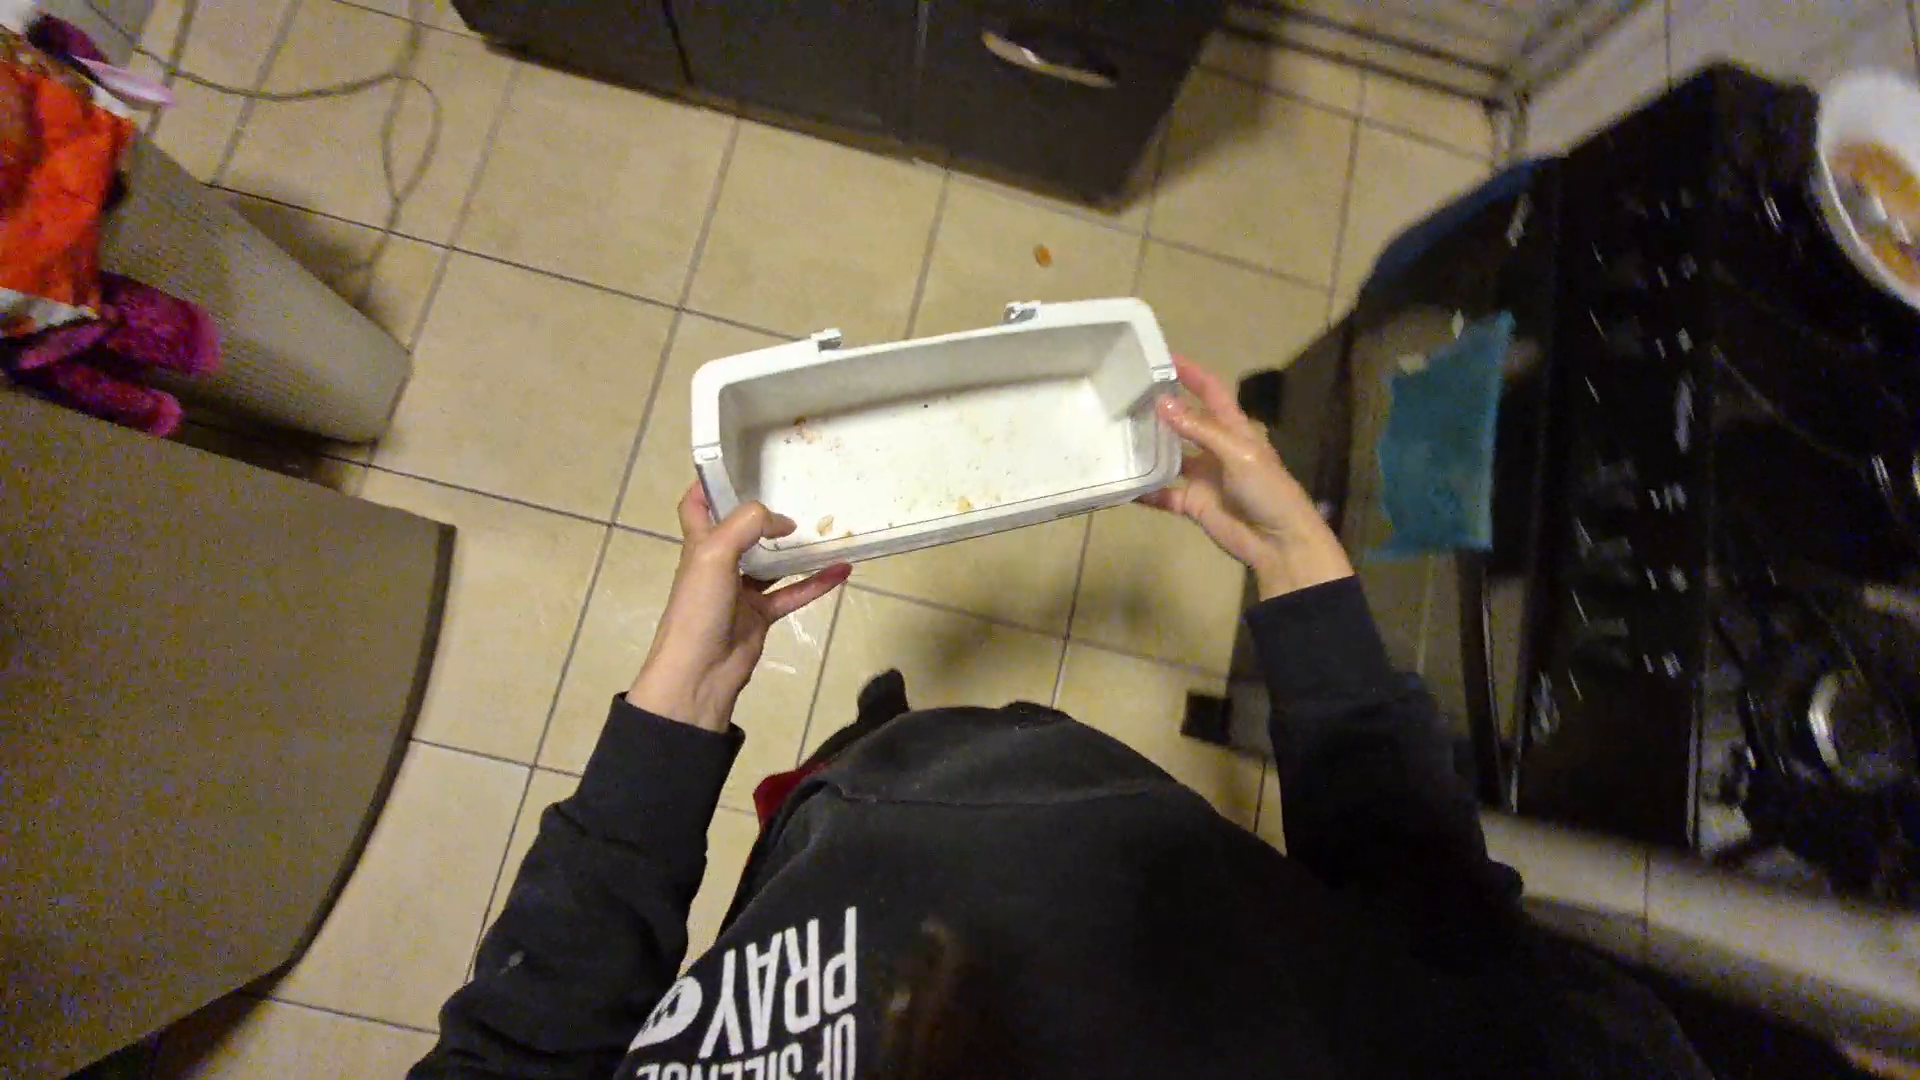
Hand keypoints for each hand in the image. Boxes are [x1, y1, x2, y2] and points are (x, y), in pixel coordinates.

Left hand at [627, 484, 850, 731]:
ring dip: (797, 547)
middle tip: (795, 491)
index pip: (697, 506)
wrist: (700, 671)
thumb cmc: (699, 607)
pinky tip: (842, 569)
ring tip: (825, 527)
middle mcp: (720, 563)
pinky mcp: (762, 614)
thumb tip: (784, 521)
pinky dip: (817, 582)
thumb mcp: (714, 553)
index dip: (709, 484)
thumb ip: (748, 525)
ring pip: (774, 562)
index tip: (736, 465)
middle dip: (763, 513)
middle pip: (741, 531)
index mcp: (700, 544)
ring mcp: (742, 590)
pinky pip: (795, 592)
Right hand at [1139, 357, 1353, 600]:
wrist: (1278, 542)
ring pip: (1169, 457)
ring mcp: (1202, 477)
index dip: (1191, 373)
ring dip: (1148, 449)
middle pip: (1184, 423)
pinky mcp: (1191, 503)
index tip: (1164, 357)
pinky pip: (1162, 494)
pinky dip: (1144, 491)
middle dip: (1160, 410)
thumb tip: (1162, 404)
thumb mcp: (1238, 453)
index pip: (1211, 392)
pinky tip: (1121, 485)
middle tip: (1126, 398)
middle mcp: (1215, 448)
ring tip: (1116, 436)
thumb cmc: (1268, 491)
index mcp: (1235, 429)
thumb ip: (1199, 430)